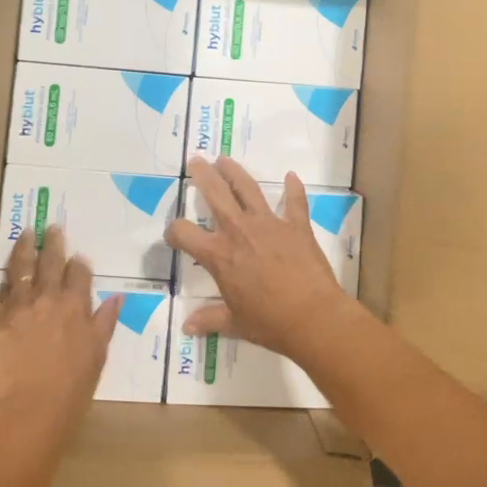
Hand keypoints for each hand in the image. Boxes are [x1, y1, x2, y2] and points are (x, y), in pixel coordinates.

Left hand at [0, 225, 120, 433]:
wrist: (27, 413)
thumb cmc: (70, 393)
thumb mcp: (97, 357)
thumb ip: (105, 324)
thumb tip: (116, 297)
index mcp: (76, 308)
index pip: (80, 275)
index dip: (79, 264)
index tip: (77, 257)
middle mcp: (47, 299)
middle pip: (50, 263)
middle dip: (52, 243)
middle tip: (52, 227)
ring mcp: (15, 307)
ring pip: (19, 268)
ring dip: (22, 248)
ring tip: (25, 233)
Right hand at [164, 156, 360, 357]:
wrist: (312, 316)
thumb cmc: (269, 322)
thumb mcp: (234, 323)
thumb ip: (210, 319)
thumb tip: (187, 327)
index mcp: (219, 255)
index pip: (184, 233)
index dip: (174, 231)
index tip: (174, 234)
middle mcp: (239, 231)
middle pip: (216, 194)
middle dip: (203, 175)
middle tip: (196, 161)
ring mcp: (270, 224)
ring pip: (248, 189)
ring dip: (235, 171)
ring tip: (225, 160)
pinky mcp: (296, 225)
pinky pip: (295, 201)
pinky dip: (294, 188)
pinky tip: (291, 176)